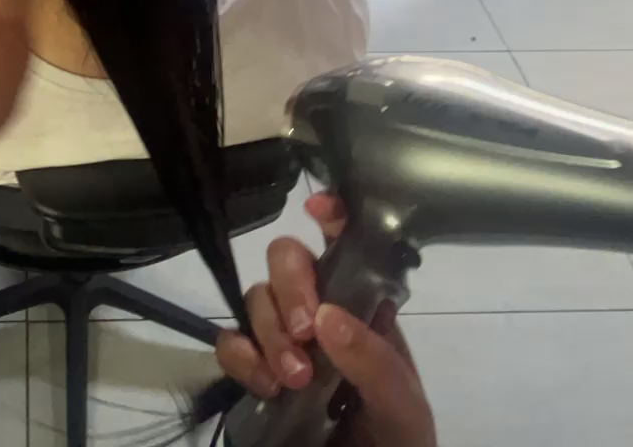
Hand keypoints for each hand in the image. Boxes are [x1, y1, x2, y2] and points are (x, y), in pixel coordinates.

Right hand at [214, 194, 435, 446]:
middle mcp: (318, 308)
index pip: (346, 243)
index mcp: (362, 306)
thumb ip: (375, 362)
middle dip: (290, 288)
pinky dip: (239, 356)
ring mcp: (282, 336)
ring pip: (256, 295)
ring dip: (269, 332)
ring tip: (294, 380)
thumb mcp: (403, 407)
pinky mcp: (253, 367)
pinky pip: (229, 339)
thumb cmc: (396, 440)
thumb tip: (327, 316)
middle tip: (305, 333)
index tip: (317, 209)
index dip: (332, 214)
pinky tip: (263, 384)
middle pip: (286, 259)